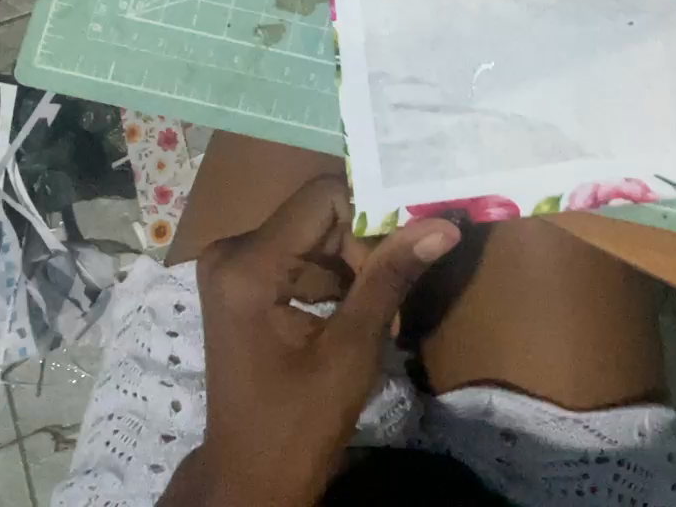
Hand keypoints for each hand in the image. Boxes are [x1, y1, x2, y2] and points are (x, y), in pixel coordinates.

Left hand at [161, 176, 459, 506]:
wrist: (249, 480)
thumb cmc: (299, 422)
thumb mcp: (352, 347)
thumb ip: (391, 276)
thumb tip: (443, 224)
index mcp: (249, 263)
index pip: (323, 197)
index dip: (370, 214)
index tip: (405, 248)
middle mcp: (232, 251)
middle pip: (317, 216)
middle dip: (362, 247)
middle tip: (393, 294)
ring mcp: (232, 266)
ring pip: (311, 235)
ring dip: (351, 266)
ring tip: (378, 313)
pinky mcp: (239, 282)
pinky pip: (296, 256)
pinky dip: (330, 278)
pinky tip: (352, 314)